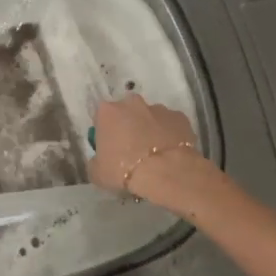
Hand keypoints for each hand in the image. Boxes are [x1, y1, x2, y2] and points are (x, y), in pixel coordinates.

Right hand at [89, 94, 209, 202]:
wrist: (165, 172)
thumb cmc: (124, 170)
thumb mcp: (97, 172)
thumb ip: (95, 161)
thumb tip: (100, 160)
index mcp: (107, 112)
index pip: (101, 118)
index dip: (106, 133)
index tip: (110, 148)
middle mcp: (132, 103)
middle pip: (127, 112)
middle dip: (128, 126)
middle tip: (131, 149)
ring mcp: (158, 108)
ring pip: (150, 117)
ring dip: (150, 129)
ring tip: (154, 154)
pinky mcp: (180, 117)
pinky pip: (170, 125)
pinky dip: (169, 135)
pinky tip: (170, 153)